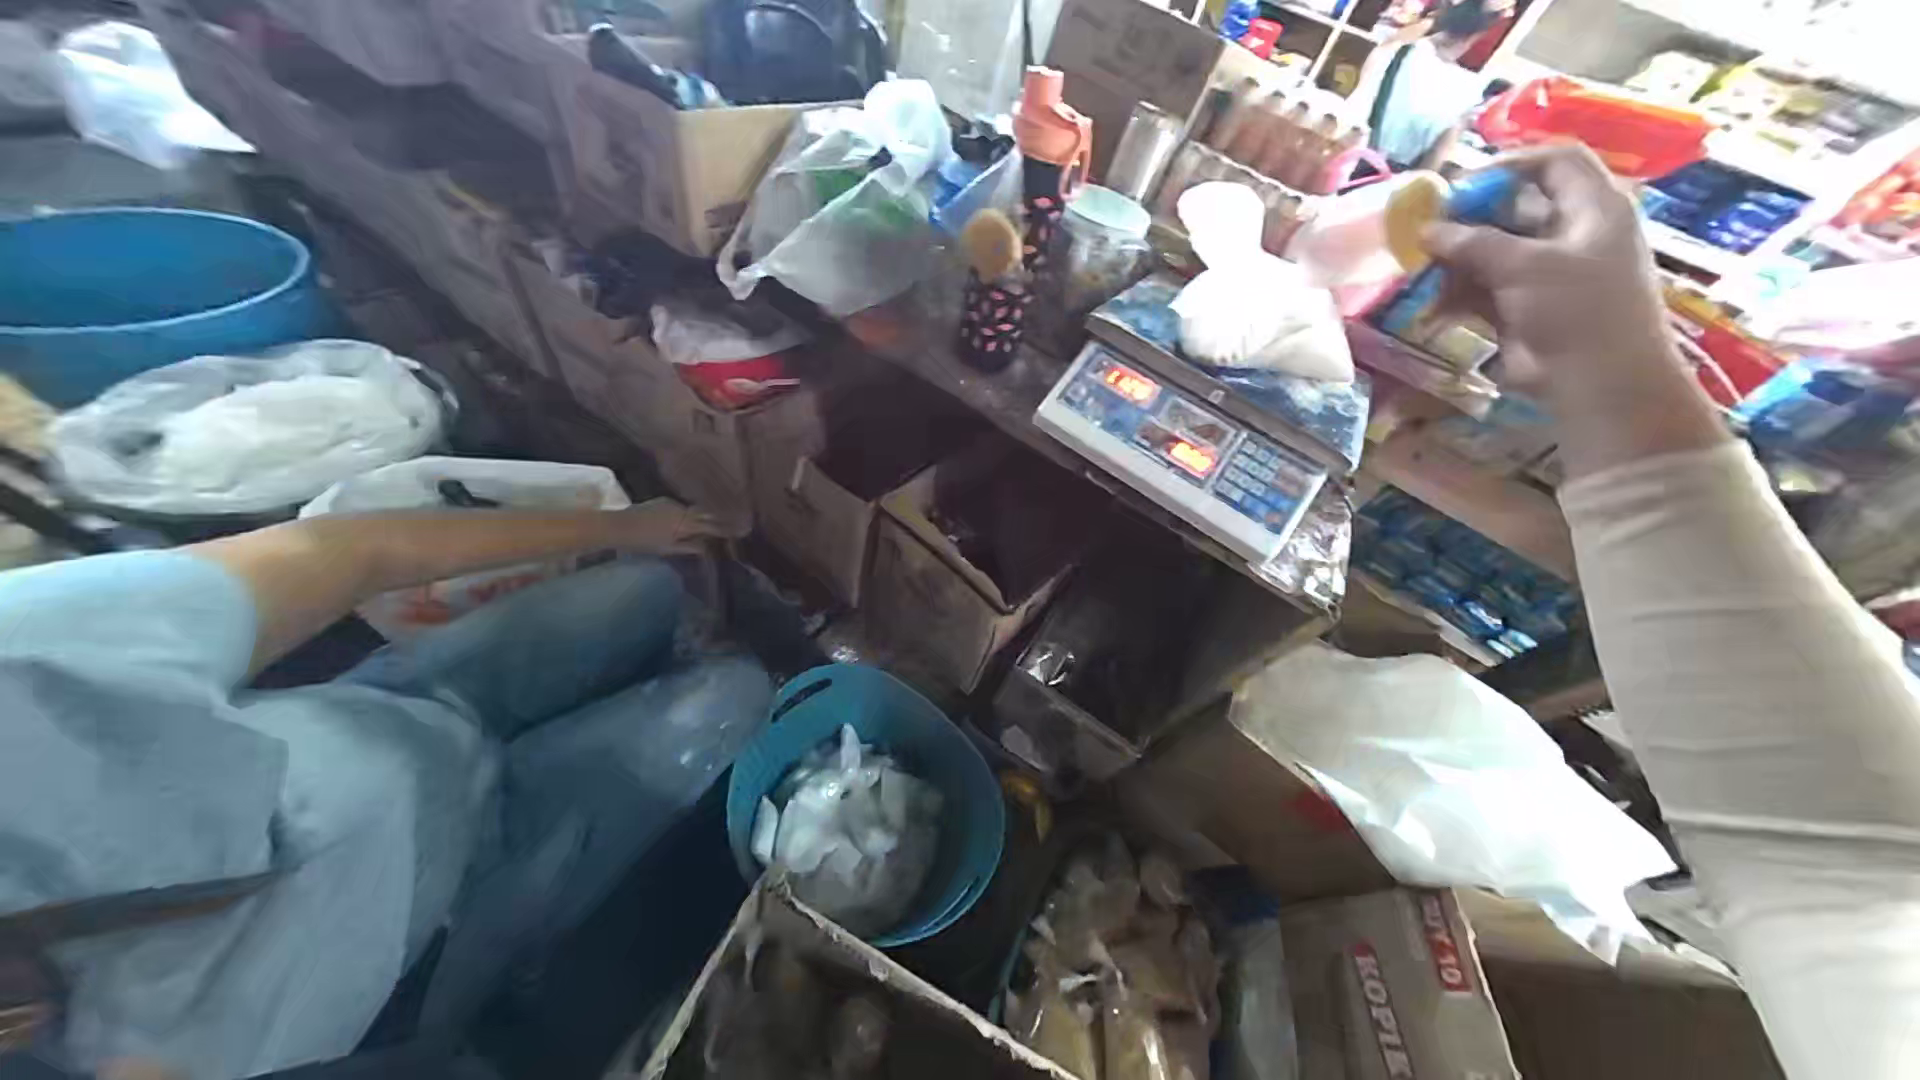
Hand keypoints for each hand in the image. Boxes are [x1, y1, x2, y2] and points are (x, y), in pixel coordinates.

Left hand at [609, 498, 729, 552]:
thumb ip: (689, 547)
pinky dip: (693, 511)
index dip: (727, 528)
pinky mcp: (664, 501)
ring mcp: (674, 503)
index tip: (742, 530)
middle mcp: (683, 510)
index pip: (712, 526)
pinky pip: (685, 505)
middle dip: (722, 517)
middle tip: (736, 520)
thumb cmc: (643, 542)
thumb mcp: (668, 548)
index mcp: (686, 524)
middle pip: (707, 513)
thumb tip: (707, 548)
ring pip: (696, 508)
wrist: (618, 525)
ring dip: (708, 513)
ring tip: (719, 517)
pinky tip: (695, 515)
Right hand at [1421, 142, 1728, 476]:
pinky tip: (1432, 304)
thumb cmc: (1577, 308)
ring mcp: (1541, 272)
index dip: (1509, 164)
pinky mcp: (1518, 305)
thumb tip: (1426, 230)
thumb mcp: (1526, 266)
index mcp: (1590, 208)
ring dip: (1454, 260)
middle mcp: (1567, 234)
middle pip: (1512, 209)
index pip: (1554, 163)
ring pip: (1489, 252)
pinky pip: (1480, 288)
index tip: (1460, 184)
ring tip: (1420, 271)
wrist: (1593, 377)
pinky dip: (1455, 293)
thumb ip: (1474, 244)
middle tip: (1425, 230)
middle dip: (1468, 219)